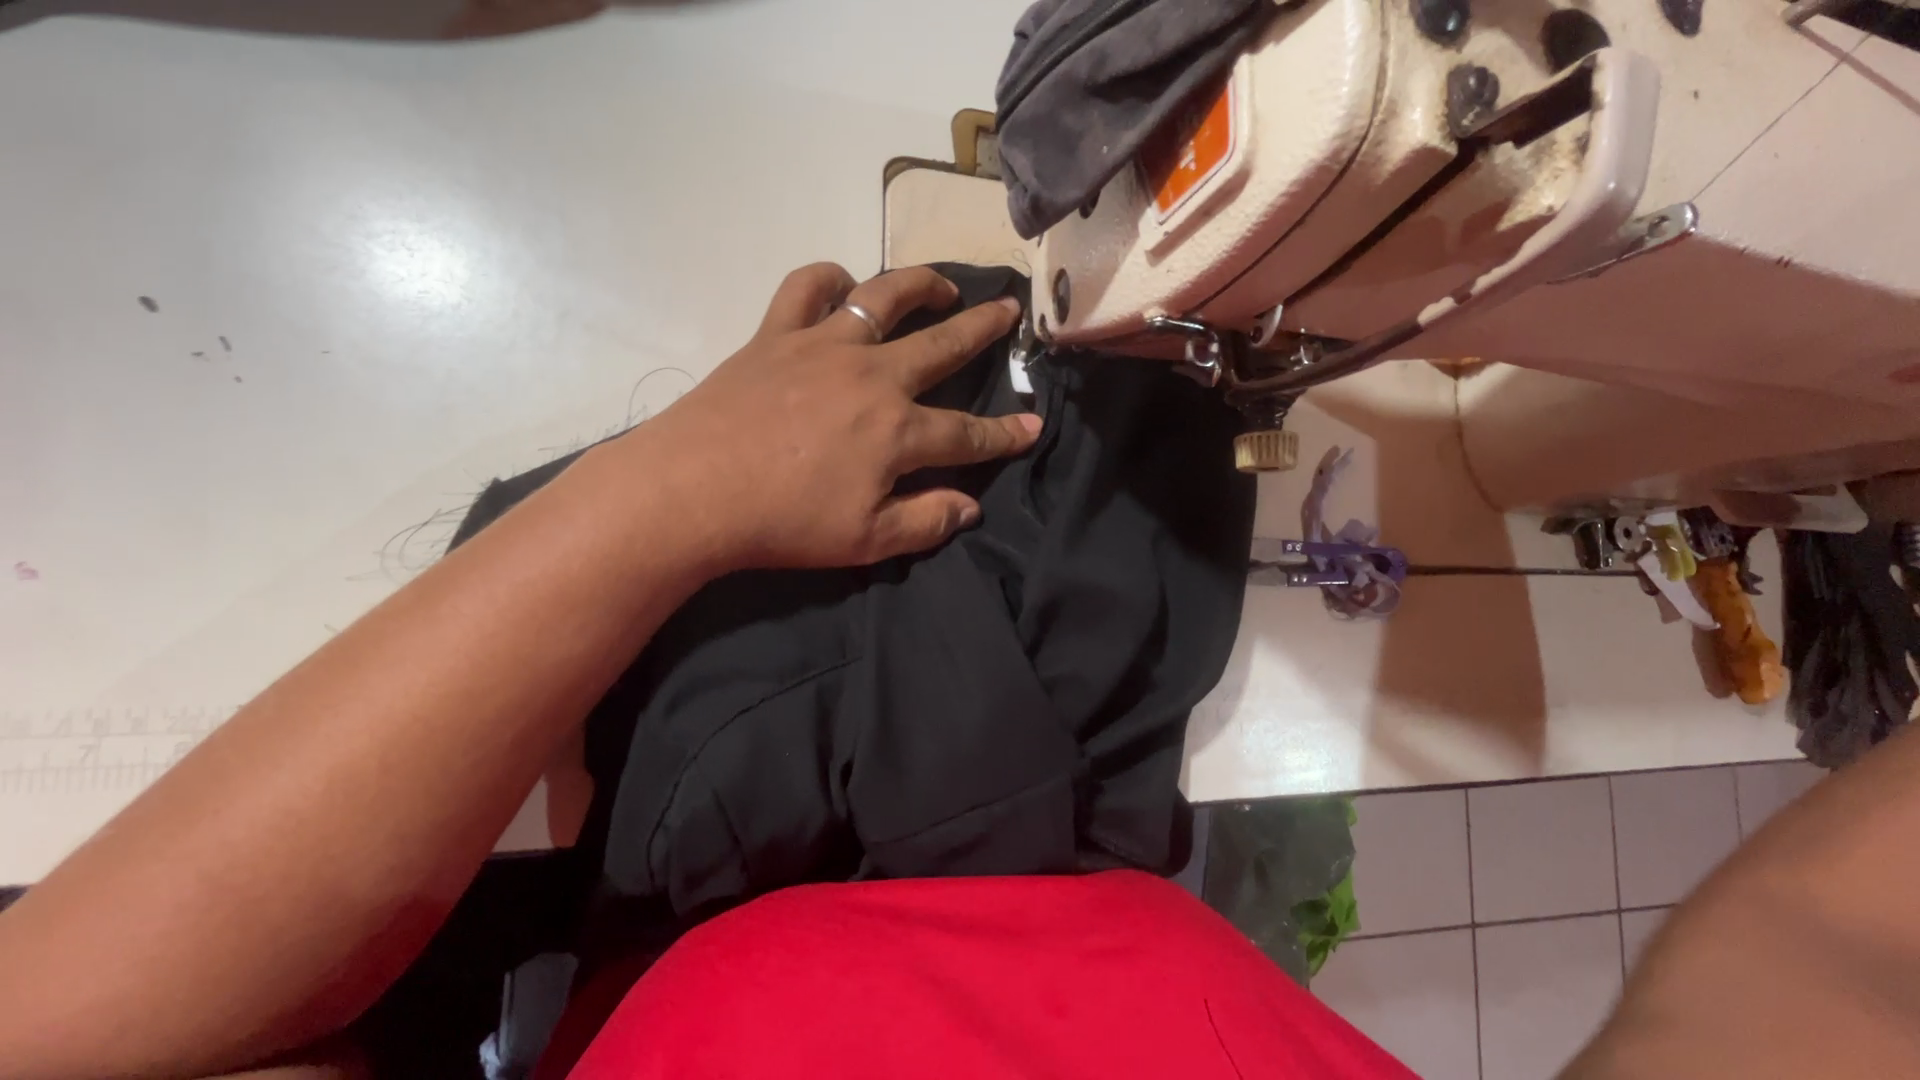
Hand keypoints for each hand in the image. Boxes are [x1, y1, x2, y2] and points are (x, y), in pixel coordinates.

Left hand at [617, 263, 1041, 570]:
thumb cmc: (784, 523)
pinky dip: (828, 279)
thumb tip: (972, 507)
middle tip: (1009, 310)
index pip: (969, 434)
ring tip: (941, 284)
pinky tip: (842, 284)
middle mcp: (873, 376)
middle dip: (983, 328)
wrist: (693, 491)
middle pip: (943, 345)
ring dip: (920, 285)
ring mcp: (824, 347)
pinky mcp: (777, 334)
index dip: (1007, 434)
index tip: (1035, 426)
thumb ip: (926, 521)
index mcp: (899, 432)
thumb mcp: (867, 541)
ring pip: (884, 298)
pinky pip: (806, 288)